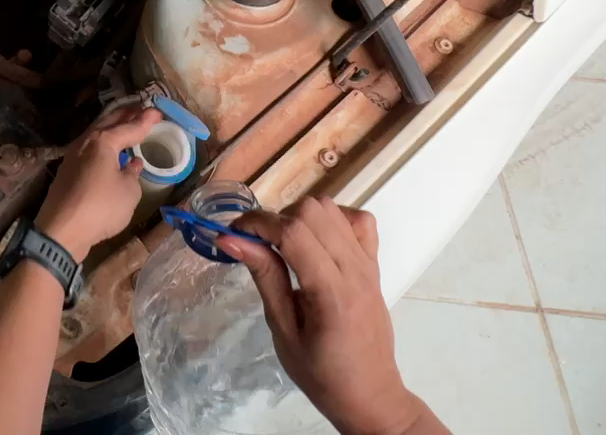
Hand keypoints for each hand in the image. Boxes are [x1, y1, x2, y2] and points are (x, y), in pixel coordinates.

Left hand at [33, 105, 160, 260]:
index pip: (129, 127)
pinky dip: (103, 141)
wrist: (62, 229)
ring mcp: (73, 154)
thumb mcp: (128, 192)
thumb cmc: (101, 207)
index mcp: (103, 141)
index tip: (158, 112)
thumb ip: (133, 174)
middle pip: (108, 121)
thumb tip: (132, 163)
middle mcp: (85, 141)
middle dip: (127, 113)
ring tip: (127, 122)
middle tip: (143, 109)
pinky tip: (109, 148)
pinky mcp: (67, 169)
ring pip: (96, 132)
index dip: (145, 121)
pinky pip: (90, 147)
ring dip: (113, 125)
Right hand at [216, 198, 435, 434]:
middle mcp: (355, 271)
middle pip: (312, 211)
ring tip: (286, 242)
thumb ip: (264, 277)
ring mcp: (368, 265)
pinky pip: (358, 219)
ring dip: (299, 215)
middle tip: (260, 244)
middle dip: (276, 218)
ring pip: (330, 208)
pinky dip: (332, 218)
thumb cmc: (322, 374)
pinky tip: (317, 239)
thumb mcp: (283, 331)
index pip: (292, 233)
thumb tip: (230, 239)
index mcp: (332, 293)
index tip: (233, 234)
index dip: (257, 223)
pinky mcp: (374, 264)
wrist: (372, 398)